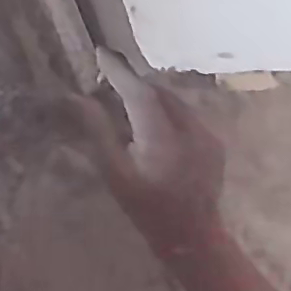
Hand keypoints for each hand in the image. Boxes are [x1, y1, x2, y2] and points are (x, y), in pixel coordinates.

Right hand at [75, 48, 227, 257]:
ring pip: (172, 101)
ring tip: (122, 98)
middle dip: (131, 81)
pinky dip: (162, 109)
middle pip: (158, 91)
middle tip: (104, 78)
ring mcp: (206, 135)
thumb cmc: (146, 208)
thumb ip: (98, 132)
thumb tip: (77, 99)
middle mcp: (190, 129)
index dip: (118, 71)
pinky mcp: (212, 142)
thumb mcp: (114, 173)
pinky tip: (147, 121)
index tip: (100, 53)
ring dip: (147, 95)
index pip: (138, 92)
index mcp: (162, 137)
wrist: (193, 237)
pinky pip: (183, 114)